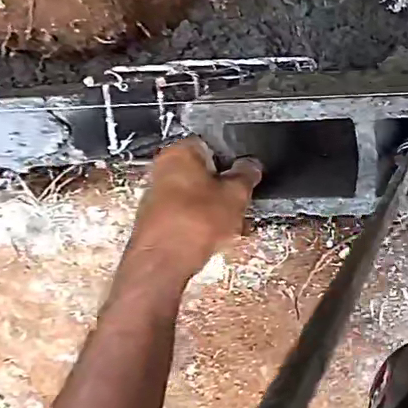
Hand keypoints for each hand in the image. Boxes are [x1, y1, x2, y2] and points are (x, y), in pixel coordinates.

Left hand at [123, 138, 261, 282]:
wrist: (162, 263)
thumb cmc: (197, 221)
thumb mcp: (236, 194)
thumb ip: (246, 175)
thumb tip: (251, 164)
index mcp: (180, 152)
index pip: (213, 144)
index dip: (235, 160)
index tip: (248, 176)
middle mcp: (162, 169)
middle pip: (204, 172)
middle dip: (226, 188)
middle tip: (242, 203)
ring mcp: (157, 196)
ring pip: (197, 196)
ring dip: (217, 208)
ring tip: (234, 225)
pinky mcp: (157, 221)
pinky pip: (188, 215)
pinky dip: (203, 224)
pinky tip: (216, 238)